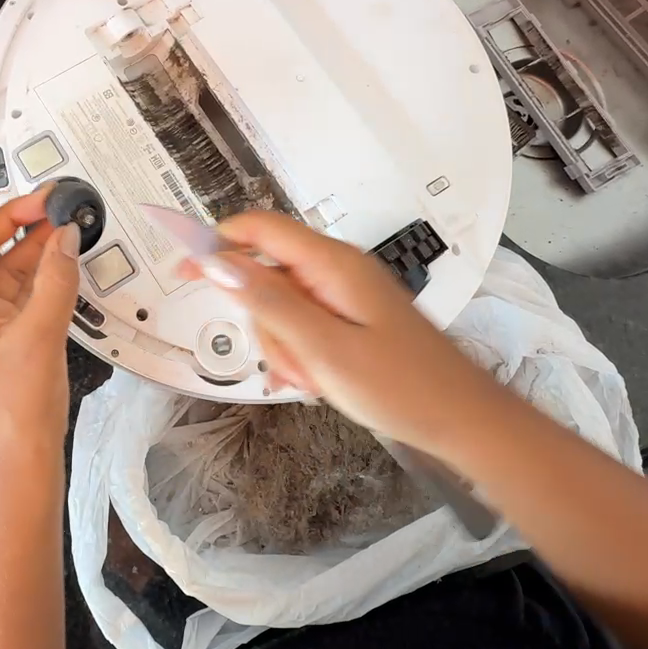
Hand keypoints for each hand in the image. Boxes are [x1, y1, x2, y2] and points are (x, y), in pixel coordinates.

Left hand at [0, 156, 81, 469]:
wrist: (28, 455)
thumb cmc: (18, 402)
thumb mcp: (39, 334)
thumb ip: (55, 279)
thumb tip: (67, 235)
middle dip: (14, 219)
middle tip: (49, 197)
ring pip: (7, 265)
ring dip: (33, 242)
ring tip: (63, 216)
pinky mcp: (11, 329)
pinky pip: (24, 286)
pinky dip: (43, 267)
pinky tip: (64, 249)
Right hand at [182, 211, 502, 451]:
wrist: (464, 419)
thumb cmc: (400, 386)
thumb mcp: (323, 348)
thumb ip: (268, 301)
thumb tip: (218, 261)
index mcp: (330, 263)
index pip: (258, 229)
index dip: (214, 243)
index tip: (182, 272)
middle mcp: (336, 266)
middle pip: (265, 272)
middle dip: (262, 319)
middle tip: (287, 362)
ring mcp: (344, 290)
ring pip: (280, 303)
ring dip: (282, 343)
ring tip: (311, 378)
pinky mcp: (349, 313)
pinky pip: (303, 321)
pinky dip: (299, 350)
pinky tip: (317, 379)